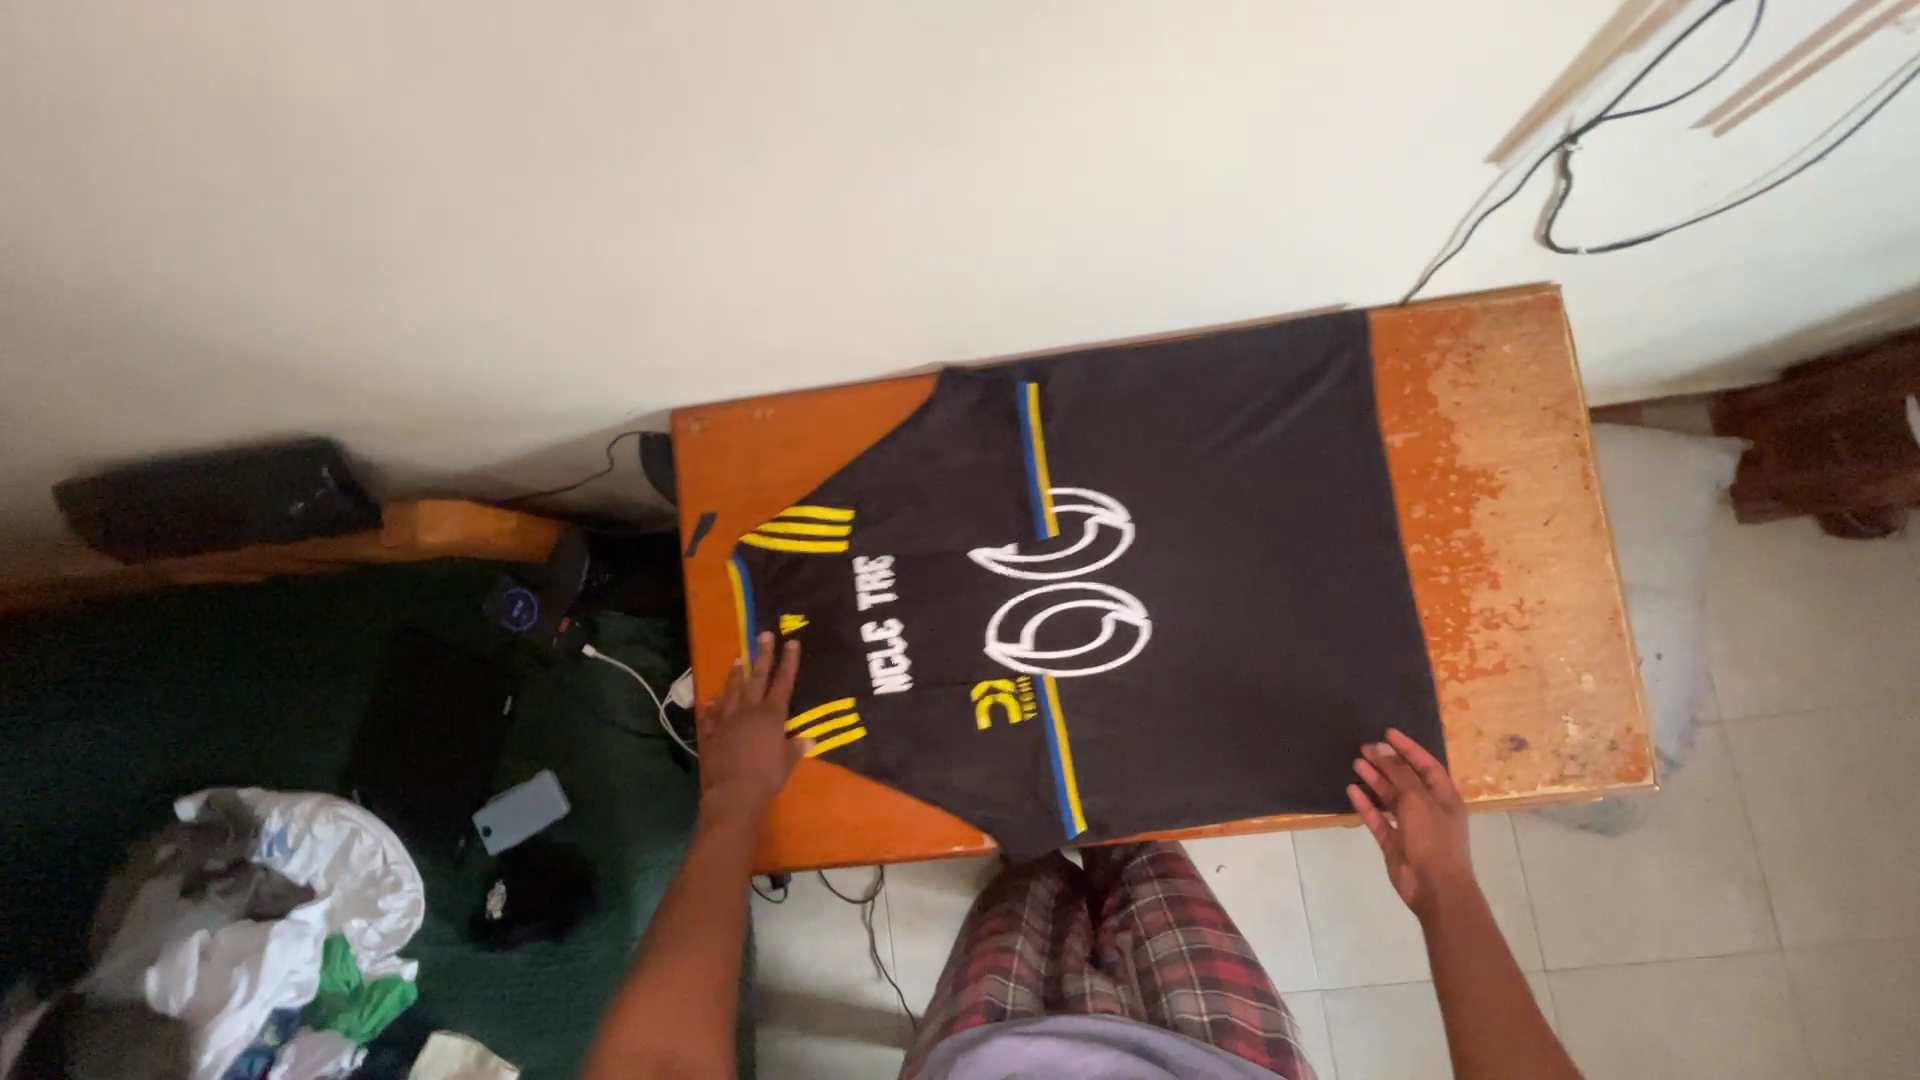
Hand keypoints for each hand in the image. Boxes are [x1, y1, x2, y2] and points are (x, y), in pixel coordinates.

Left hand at [697, 633, 808, 820]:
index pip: (784, 681)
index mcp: (772, 715)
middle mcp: (749, 710)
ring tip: (739, 659)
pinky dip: (713, 704)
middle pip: (758, 677)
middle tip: (764, 635)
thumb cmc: (766, 777)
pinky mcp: (710, 732)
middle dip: (763, 655)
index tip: (791, 642)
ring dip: (736, 674)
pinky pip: (711, 713)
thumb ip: (796, 748)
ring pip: (732, 690)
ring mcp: (727, 719)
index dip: (789, 661)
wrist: (733, 793)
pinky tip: (713, 698)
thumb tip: (810, 740)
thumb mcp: (788, 762)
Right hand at [1347, 727, 1476, 922]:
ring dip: (1375, 780)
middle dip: (1387, 763)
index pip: (1427, 766)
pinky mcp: (1394, 841)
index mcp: (1444, 798)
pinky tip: (1352, 790)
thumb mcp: (1418, 801)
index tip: (1388, 732)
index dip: (1409, 748)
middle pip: (1406, 780)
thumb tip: (1382, 750)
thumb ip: (1400, 775)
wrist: (1435, 888)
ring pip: (1390, 797)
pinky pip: (1378, 818)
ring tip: (1356, 763)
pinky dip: (1366, 804)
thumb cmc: (1434, 840)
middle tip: (1365, 747)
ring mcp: (1411, 826)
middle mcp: (1428, 809)